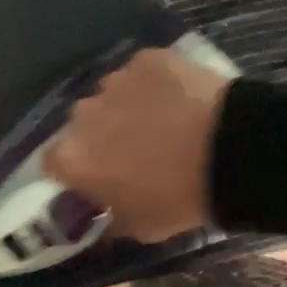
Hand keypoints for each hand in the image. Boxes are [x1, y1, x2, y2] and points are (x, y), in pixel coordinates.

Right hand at [45, 47, 229, 242]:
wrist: (232, 152)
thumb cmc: (180, 198)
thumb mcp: (141, 227)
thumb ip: (109, 218)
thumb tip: (103, 212)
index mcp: (72, 157)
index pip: (54, 162)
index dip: (75, 169)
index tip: (97, 177)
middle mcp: (81, 114)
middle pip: (81, 124)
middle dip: (100, 135)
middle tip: (133, 149)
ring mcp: (113, 80)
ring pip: (110, 95)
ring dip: (126, 107)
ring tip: (162, 121)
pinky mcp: (145, 58)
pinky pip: (141, 73)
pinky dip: (154, 84)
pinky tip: (179, 99)